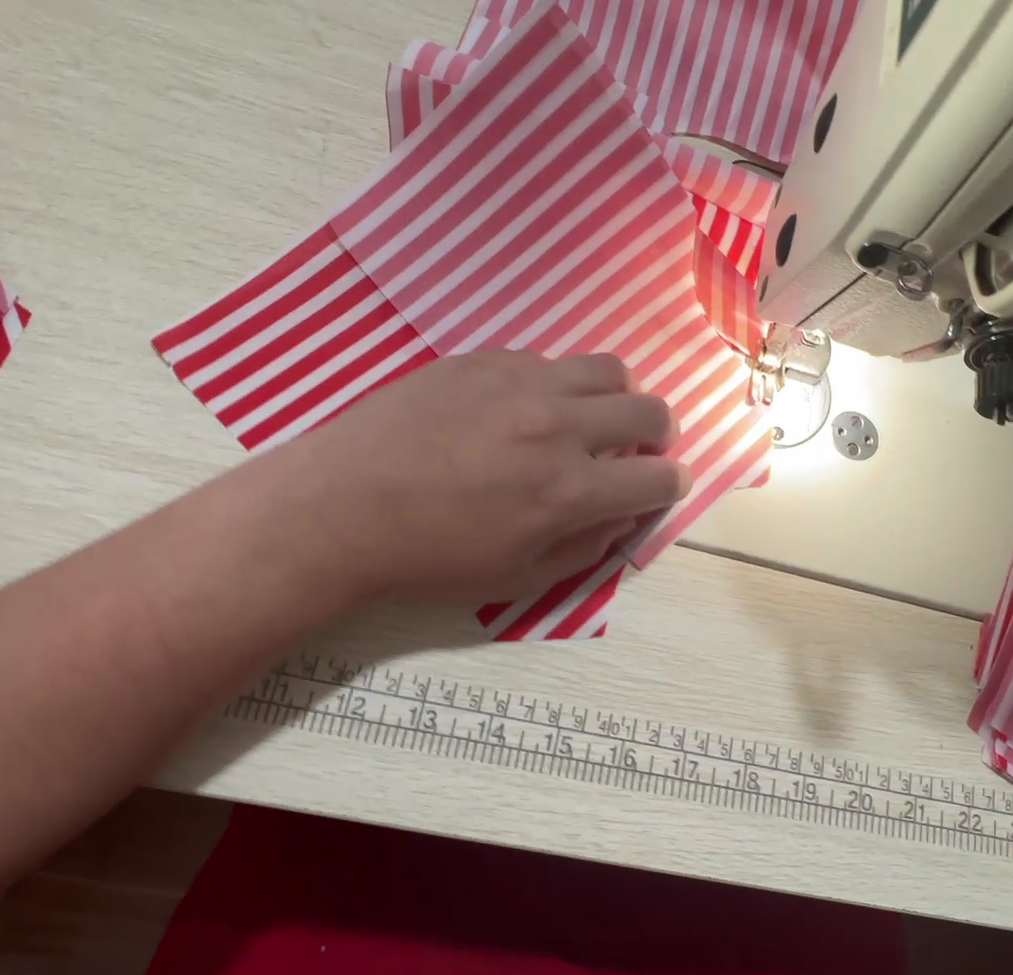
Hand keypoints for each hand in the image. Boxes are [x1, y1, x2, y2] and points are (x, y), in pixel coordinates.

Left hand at [263, 351, 688, 604]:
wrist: (342, 508)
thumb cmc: (431, 558)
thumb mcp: (519, 578)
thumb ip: (587, 546)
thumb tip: (623, 515)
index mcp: (571, 490)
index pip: (658, 477)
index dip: (671, 484)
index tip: (662, 486)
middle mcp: (558, 425)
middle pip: (649, 410)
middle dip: (659, 434)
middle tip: (639, 449)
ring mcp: (520, 383)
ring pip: (607, 369)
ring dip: (616, 397)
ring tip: (590, 419)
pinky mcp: (482, 359)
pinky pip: (546, 360)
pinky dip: (557, 385)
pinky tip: (524, 409)